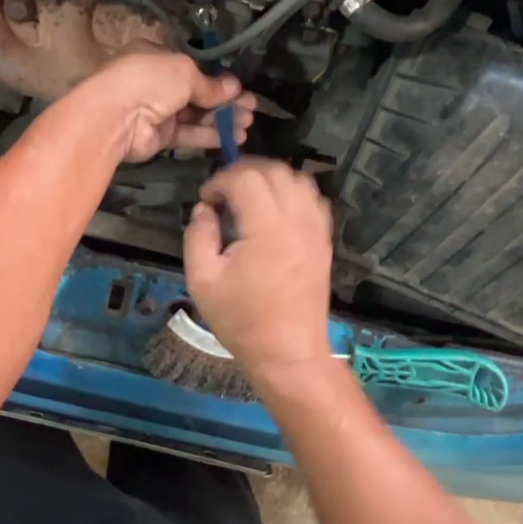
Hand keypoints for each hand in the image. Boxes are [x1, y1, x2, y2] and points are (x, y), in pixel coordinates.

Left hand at [71, 49, 253, 162]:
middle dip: (224, 100)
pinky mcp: (159, 136)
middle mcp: (155, 83)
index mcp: (155, 56)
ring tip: (248, 123)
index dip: (215, 77)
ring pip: (194, 115)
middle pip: (196, 92)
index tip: (239, 87)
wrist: (115, 117)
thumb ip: (209, 83)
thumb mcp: (183, 71)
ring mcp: (156, 111)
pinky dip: (210, 135)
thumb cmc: (148, 80)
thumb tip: (233, 88)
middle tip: (252, 108)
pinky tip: (234, 136)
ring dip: (221, 119)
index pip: (191, 67)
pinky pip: (188, 134)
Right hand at [183, 158, 335, 379]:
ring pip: (298, 179)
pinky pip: (313, 200)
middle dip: (244, 172)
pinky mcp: (324, 242)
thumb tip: (203, 210)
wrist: (287, 353)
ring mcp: (316, 231)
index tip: (206, 200)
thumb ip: (198, 236)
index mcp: (266, 230)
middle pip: (275, 170)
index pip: (246, 178)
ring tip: (248, 199)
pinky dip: (292, 194)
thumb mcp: (202, 281)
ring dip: (270, 179)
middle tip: (223, 194)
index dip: (220, 181)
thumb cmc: (241, 321)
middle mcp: (297, 222)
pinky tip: (273, 212)